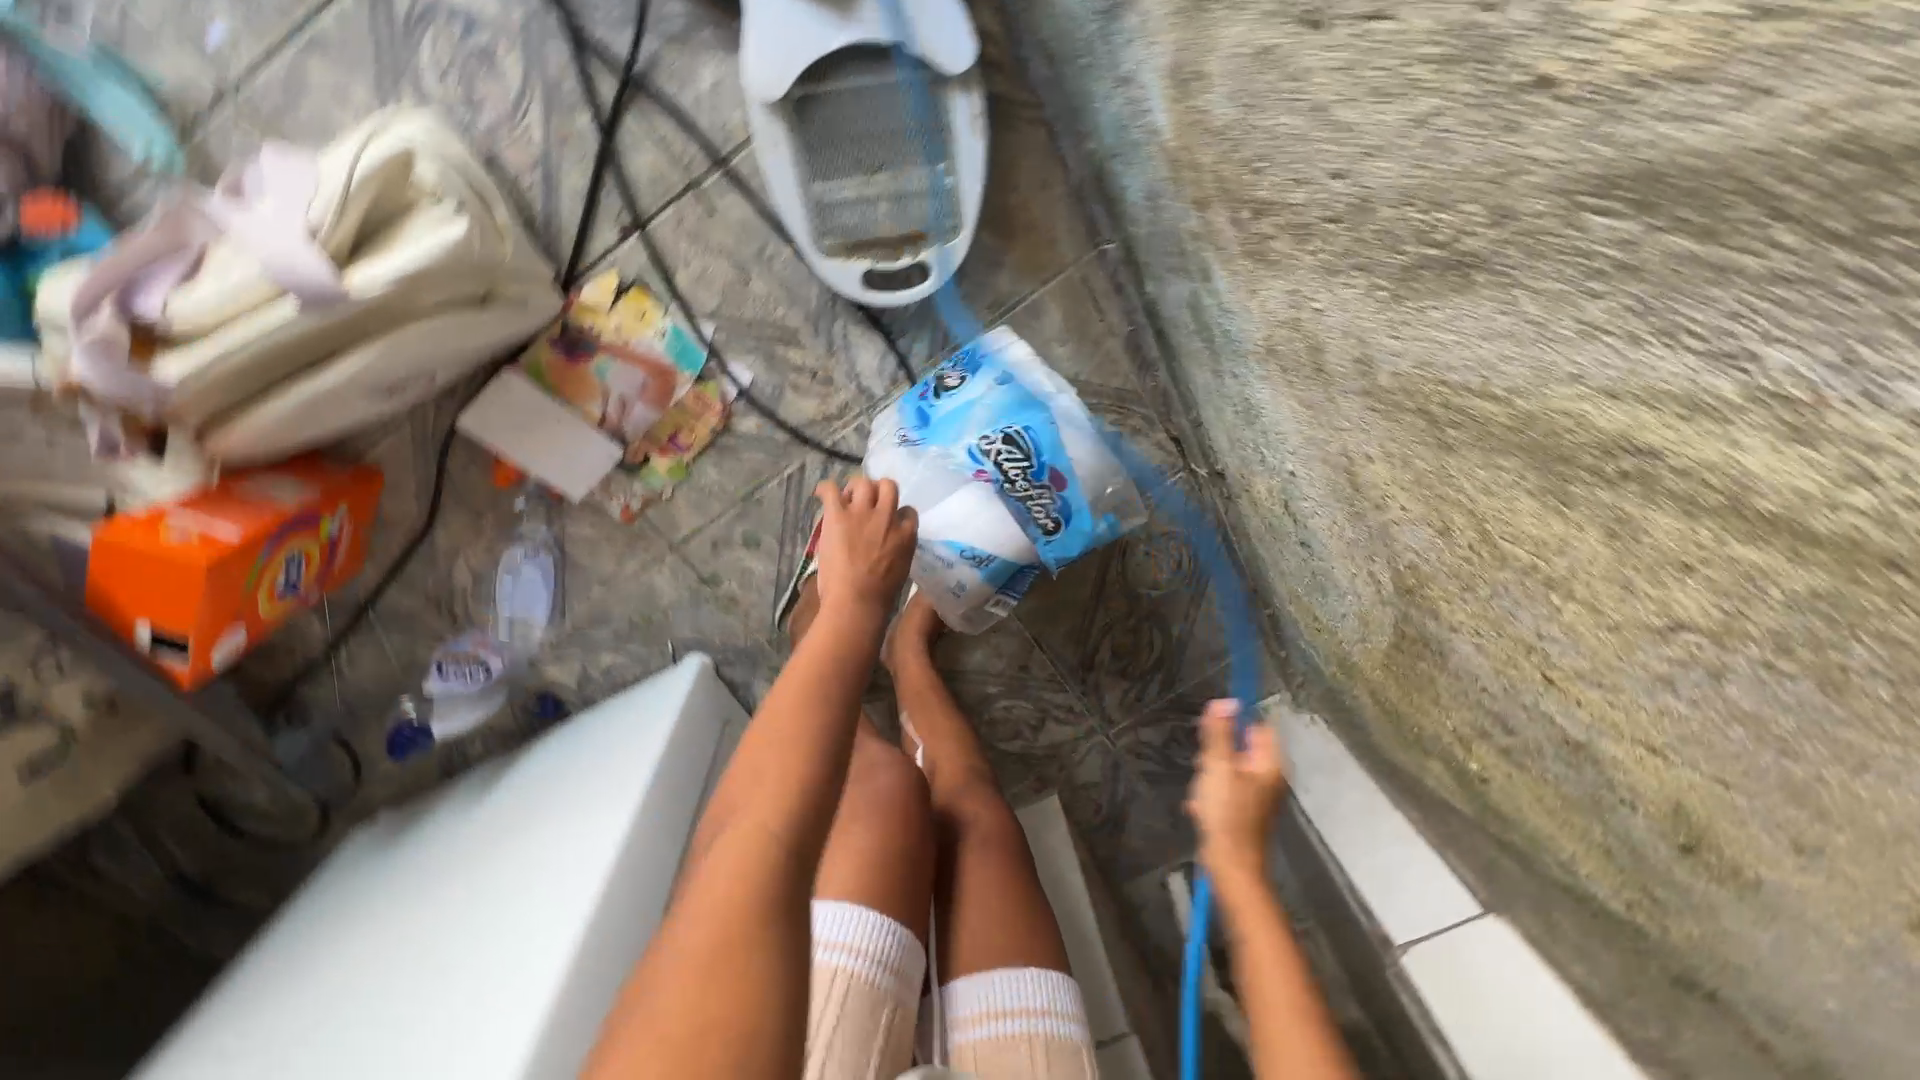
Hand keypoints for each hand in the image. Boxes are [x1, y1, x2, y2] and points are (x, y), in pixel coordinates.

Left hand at [812, 476, 916, 618]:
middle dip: (878, 491)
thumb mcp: (902, 569)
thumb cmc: (879, 596)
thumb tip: (888, 546)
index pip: (908, 510)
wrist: (856, 601)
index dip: (896, 513)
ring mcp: (862, 513)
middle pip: (888, 486)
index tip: (886, 520)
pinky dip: (825, 489)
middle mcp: (887, 517)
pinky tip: (822, 495)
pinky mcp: (838, 515)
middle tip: (865, 503)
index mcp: (906, 534)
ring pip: (862, 482)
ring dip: (854, 489)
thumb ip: (899, 550)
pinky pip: (831, 488)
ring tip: (844, 500)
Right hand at [1187, 700, 1286, 880]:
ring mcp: (1258, 796)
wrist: (1230, 864)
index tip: (1212, 731)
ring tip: (1201, 792)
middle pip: (1241, 747)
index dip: (1236, 723)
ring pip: (1229, 769)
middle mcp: (1269, 777)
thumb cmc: (1227, 813)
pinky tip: (1200, 808)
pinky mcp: (1245, 811)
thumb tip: (1225, 701)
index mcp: (1270, 764)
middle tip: (1204, 767)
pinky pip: (1225, 791)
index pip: (1259, 726)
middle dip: (1217, 754)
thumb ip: (1220, 733)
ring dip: (1209, 776)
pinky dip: (1211, 795)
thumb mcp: (1218, 766)